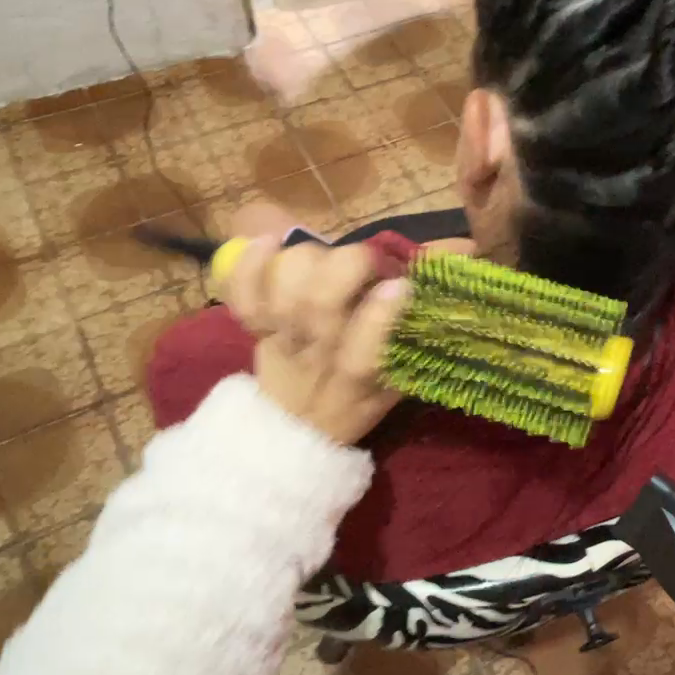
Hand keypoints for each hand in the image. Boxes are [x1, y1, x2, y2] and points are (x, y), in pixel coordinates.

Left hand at [219, 235, 407, 444]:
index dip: (382, 313)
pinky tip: (270, 242)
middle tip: (367, 260)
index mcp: (356, 379)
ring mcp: (280, 340)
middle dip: (346, 267)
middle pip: (318, 304)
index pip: (365, 350)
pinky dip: (251, 263)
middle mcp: (315, 356)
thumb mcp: (393, 388)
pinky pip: (242, 293)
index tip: (401, 284)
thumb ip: (409, 348)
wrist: (291, 432)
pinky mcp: (254, 329)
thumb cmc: (354, 405)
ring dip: (307, 261)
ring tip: (325, 258)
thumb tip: (432, 295)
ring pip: (283, 290)